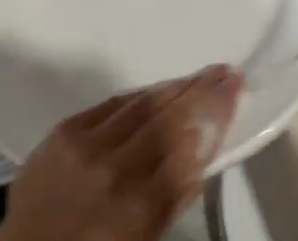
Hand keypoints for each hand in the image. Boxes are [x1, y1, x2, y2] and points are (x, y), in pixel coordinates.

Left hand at [0, 65, 244, 240]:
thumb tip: (200, 147)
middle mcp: (116, 169)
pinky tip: (155, 90)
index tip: (232, 90)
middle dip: (199, 92)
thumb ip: (173, 194)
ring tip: (198, 76)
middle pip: (166, 118)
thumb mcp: (145, 232)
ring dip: (172, 86)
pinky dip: (136, 96)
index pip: (188, 148)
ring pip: (139, 104)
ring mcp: (87, 145)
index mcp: (141, 206)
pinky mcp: (65, 130)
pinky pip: (110, 104)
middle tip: (223, 73)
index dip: (214, 115)